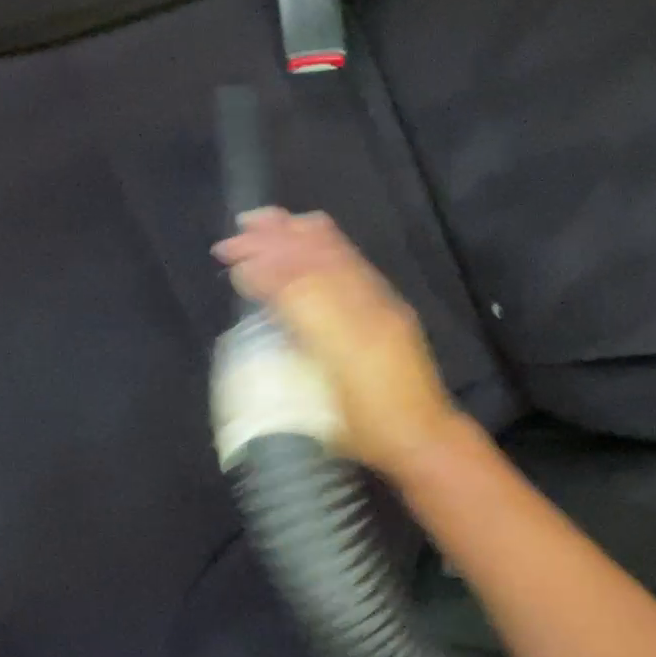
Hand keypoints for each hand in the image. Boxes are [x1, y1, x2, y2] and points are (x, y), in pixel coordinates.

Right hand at [213, 208, 461, 475]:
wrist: (423, 437)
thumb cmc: (364, 435)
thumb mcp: (318, 411)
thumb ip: (292, 367)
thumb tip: (266, 323)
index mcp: (344, 345)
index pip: (298, 292)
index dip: (264, 271)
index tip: (233, 262)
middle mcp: (365, 316)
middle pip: (316, 265)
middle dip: (274, 242)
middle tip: (237, 233)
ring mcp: (382, 307)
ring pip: (337, 257)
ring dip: (298, 234)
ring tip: (267, 219)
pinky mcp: (391, 305)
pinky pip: (355, 263)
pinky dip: (327, 242)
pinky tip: (310, 230)